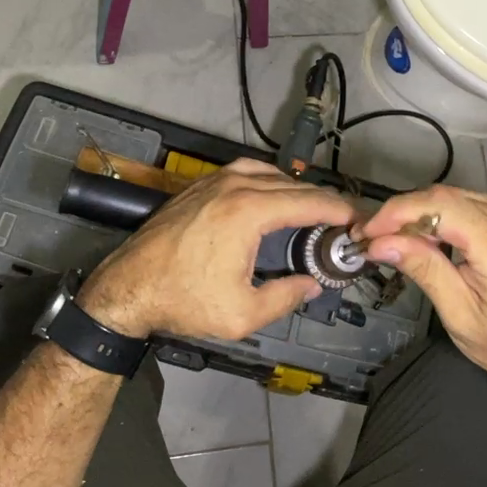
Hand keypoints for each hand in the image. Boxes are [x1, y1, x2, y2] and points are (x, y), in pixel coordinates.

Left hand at [78, 159, 352, 341]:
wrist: (128, 286)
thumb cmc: (183, 300)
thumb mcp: (242, 313)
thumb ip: (285, 296)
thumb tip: (312, 284)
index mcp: (248, 211)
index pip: (307, 201)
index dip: (338, 209)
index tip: (359, 218)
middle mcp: (234, 186)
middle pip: (291, 184)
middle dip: (321, 199)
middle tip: (342, 218)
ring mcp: (214, 181)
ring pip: (268, 173)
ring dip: (294, 187)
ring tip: (312, 209)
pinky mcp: (199, 186)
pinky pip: (244, 172)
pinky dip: (267, 180)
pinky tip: (272, 197)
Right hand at [358, 186, 486, 404]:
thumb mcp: (460, 315)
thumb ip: (423, 270)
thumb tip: (379, 242)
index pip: (443, 208)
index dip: (400, 212)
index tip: (368, 231)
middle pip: (445, 197)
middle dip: (402, 213)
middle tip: (371, 237)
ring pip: (454, 196)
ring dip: (419, 214)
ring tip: (393, 239)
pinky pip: (468, 202)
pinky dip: (440, 215)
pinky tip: (426, 237)